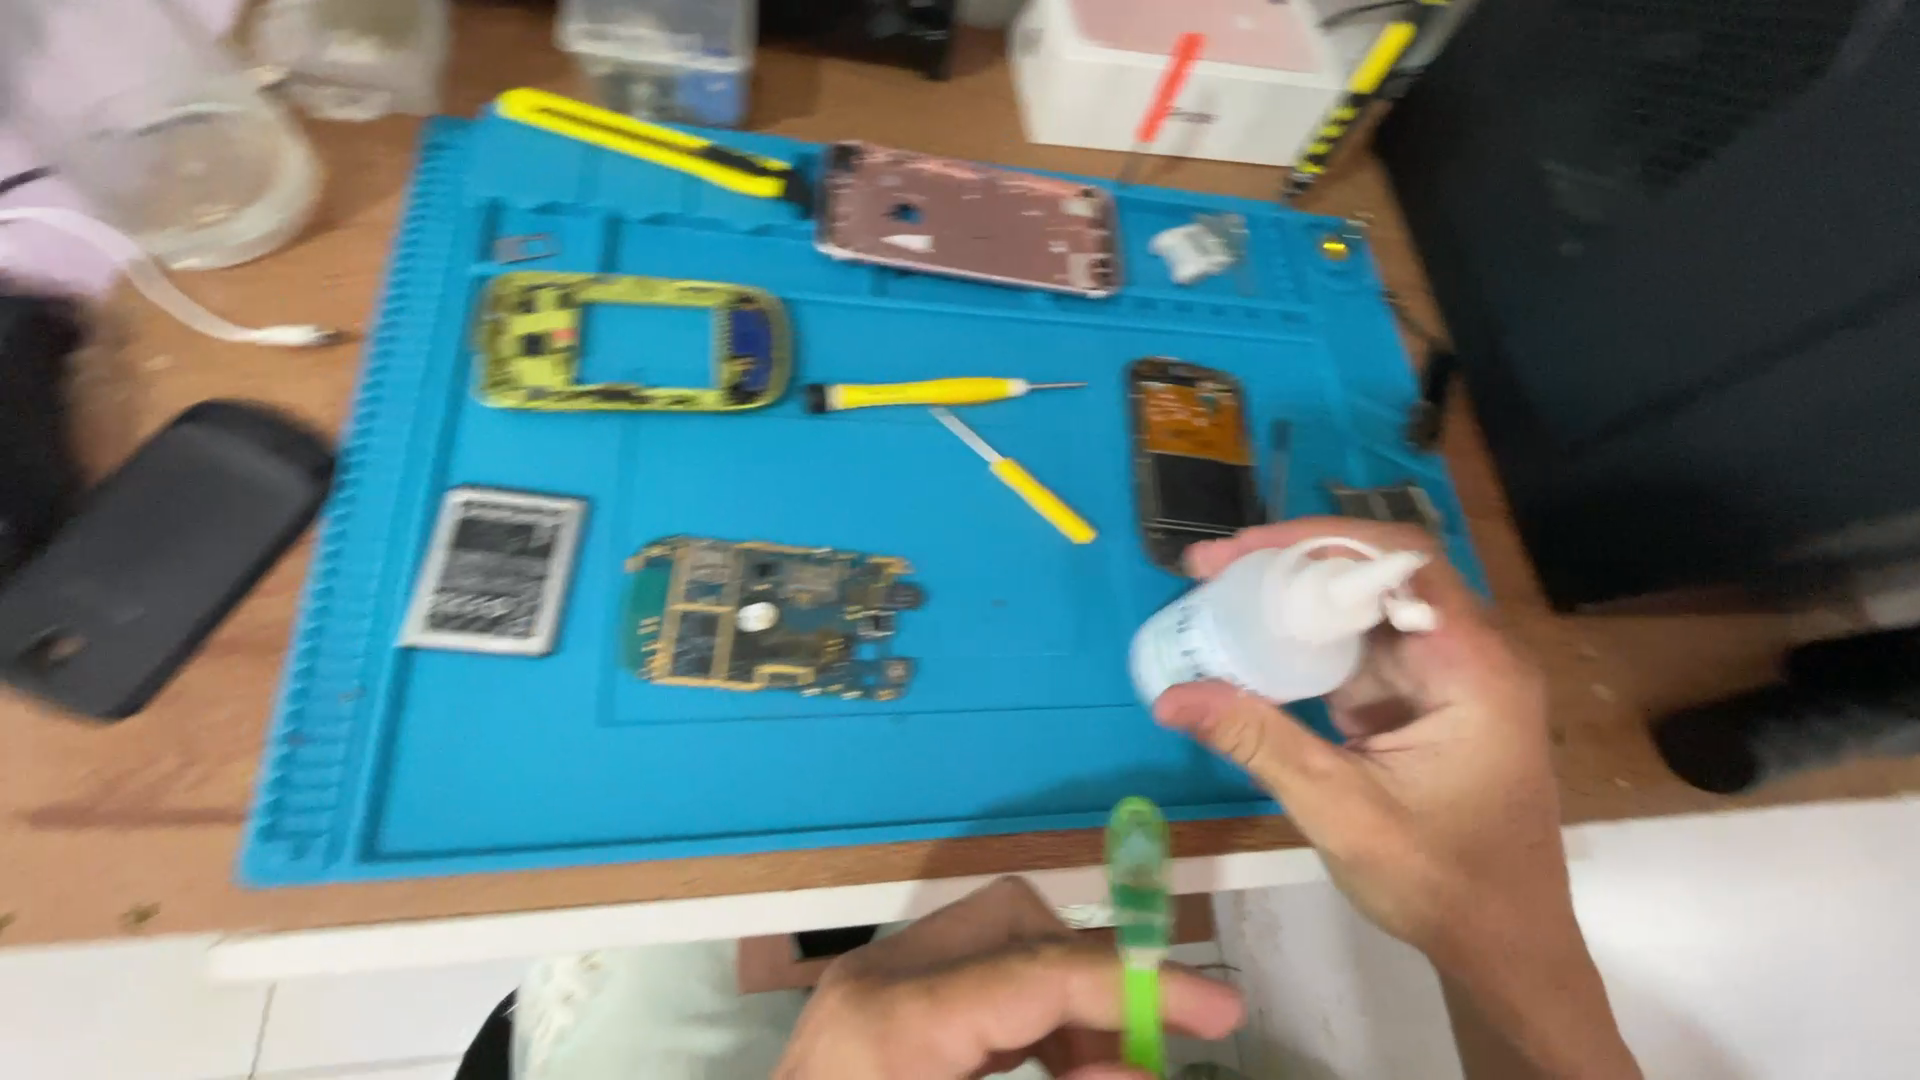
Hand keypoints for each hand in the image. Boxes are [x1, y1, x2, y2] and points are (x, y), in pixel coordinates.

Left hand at [774, 877, 1243, 1079]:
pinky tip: (1047, 1069)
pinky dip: (1022, 1015)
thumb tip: (1145, 1072)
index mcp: (895, 1020)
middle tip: (1141, 1058)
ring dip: (1061, 999)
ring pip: (995, 938)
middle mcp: (880, 975)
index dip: (1137, 984)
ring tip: (1098, 1073)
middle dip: (1090, 978)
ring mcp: (870, 980)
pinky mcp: (873, 999)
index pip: (1038, 969)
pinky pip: (969, 975)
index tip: (1220, 1008)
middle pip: (1016, 920)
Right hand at [1154, 518, 1639, 1077]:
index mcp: (1474, 669)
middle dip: (1290, 563)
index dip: (1318, 542)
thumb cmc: (1443, 882)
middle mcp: (1466, 655)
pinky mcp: (1416, 699)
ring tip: (1217, 594)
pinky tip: (1250, 644)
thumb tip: (1169, 696)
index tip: (1240, 553)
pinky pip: (1353, 649)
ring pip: (1360, 609)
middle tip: (1210, 569)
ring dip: (1290, 599)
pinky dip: (1299, 641)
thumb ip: (1256, 742)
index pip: (1400, 564)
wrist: (1502, 949)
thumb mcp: (1339, 810)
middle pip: (1376, 576)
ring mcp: (1440, 677)